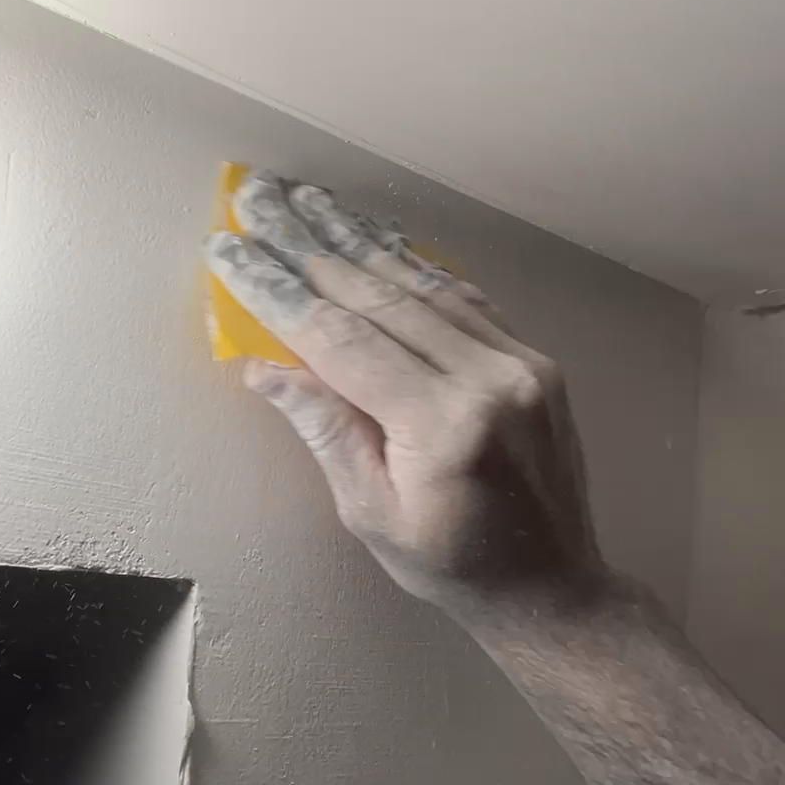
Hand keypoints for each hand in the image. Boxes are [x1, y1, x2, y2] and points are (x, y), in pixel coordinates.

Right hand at [208, 171, 605, 614]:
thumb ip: (324, 430)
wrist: (552, 586)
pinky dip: (410, 262)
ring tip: (307, 200)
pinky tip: (375, 235)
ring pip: (420, 281)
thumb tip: (265, 368)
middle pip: (378, 294)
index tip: (231, 250)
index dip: (277, 290)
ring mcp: (519, 360)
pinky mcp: (532, 357)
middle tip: (259, 197)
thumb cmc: (451, 566)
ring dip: (356, 237)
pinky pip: (461, 295)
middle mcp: (487, 377)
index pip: (338, 340)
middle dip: (308, 244)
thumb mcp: (369, 513)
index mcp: (441, 425)